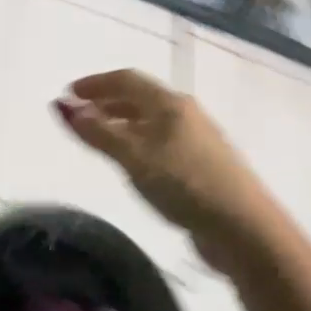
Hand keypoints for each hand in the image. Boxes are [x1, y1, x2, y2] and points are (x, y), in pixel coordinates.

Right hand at [54, 70, 276, 248]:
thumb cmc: (185, 184)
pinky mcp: (204, 167)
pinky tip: (131, 163)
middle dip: (105, 102)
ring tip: (98, 137)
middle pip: (139, 98)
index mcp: (170, 103)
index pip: (126, 79)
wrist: (247, 232)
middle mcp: (185, 114)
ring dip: (120, 122)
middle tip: (79, 114)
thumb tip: (63, 107)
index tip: (68, 94)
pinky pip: (160, 142)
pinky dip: (137, 142)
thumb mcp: (133, 156)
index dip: (94, 83)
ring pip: (150, 121)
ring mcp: (198, 141)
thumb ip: (96, 131)